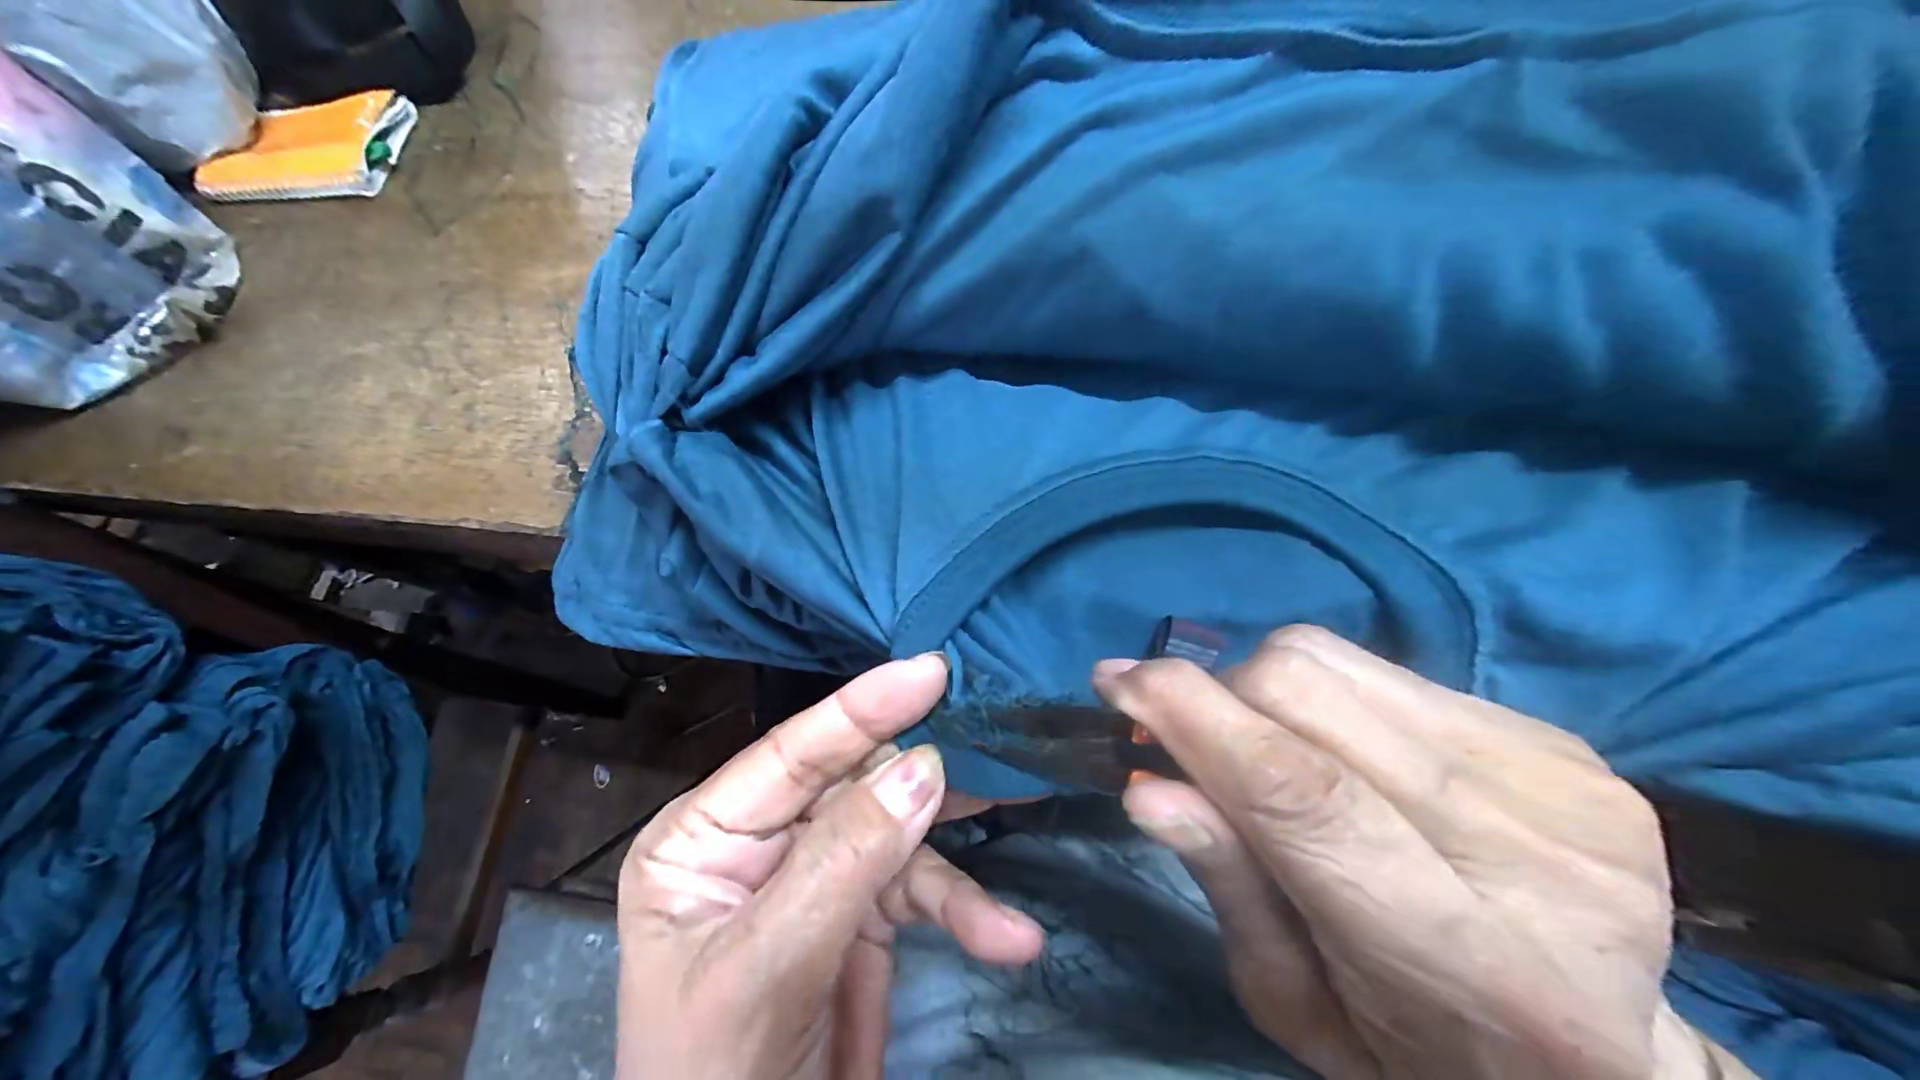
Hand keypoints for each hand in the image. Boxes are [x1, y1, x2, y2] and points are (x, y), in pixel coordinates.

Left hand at [616, 654, 1044, 1079]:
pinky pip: (921, 889)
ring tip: (1019, 804)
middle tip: (988, 732)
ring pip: (899, 830)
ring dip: (955, 848)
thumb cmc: (714, 1077)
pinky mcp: (863, 913)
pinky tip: (1009, 937)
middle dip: (920, 768)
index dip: (862, 708)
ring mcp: (817, 873)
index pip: (791, 753)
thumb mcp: (767, 968)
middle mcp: (763, 840)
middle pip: (853, 780)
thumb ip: (844, 861)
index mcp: (705, 835)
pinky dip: (967, 911)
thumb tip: (922, 766)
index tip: (930, 669)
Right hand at [1097, 625, 1753, 1079]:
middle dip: (1219, 695)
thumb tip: (1146, 789)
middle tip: (1198, 741)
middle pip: (1308, 693)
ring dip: (1266, 690)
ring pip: (1335, 660)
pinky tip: (1347, 753)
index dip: (1194, 718)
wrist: (1598, 1058)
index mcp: (1469, 963)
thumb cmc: (1410, 1053)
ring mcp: (1561, 781)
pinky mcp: (1564, 739)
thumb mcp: (1292, 1002)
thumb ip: (1228, 883)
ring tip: (1275, 749)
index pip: (1302, 795)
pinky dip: (1326, 698)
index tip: (1114, 680)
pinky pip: (1382, 669)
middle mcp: (1535, 853)